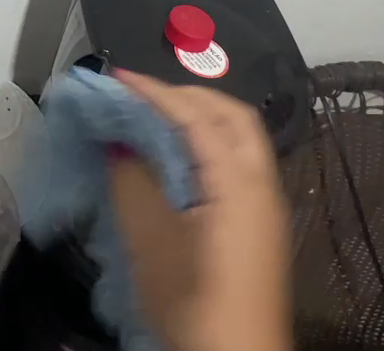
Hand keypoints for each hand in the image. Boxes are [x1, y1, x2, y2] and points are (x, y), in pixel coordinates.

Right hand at [109, 69, 290, 350]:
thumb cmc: (195, 303)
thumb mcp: (151, 242)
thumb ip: (133, 181)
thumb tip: (119, 143)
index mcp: (239, 185)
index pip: (197, 118)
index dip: (156, 92)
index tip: (118, 79)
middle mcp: (261, 186)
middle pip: (232, 115)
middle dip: (186, 95)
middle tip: (142, 95)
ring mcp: (264, 207)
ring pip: (237, 137)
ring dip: (197, 117)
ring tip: (152, 119)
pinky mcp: (257, 225)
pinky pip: (235, 160)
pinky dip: (203, 142)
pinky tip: (171, 158)